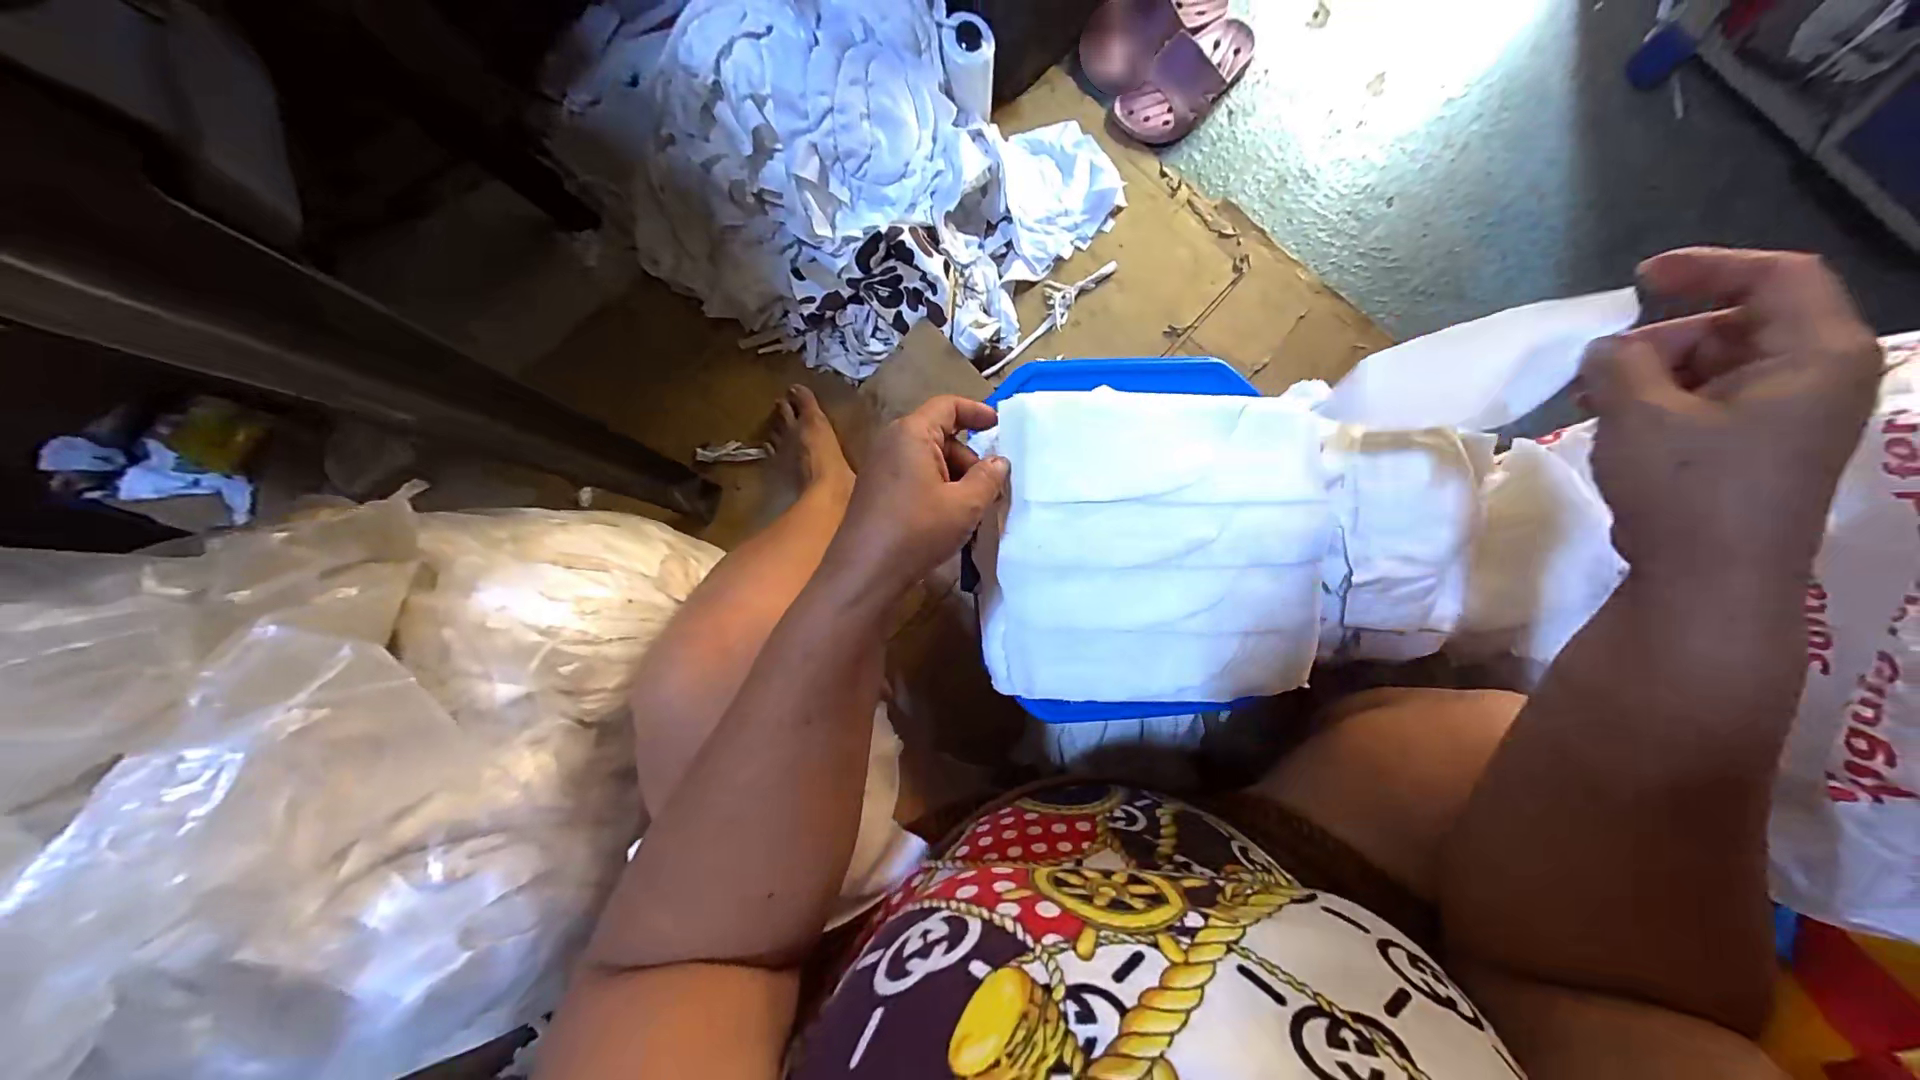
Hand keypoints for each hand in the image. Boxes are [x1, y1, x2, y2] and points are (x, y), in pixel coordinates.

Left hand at [824, 396, 1008, 591]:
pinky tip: (948, 520)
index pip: (947, 406)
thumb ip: (988, 478)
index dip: (977, 411)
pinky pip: (914, 478)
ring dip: (955, 479)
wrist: (864, 573)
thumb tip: (999, 461)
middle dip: (970, 459)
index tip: (999, 426)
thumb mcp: (964, 505)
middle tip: (990, 490)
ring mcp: (880, 467)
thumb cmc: (916, 531)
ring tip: (972, 511)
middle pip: (941, 436)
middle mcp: (892, 442)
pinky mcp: (876, 491)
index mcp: (911, 433)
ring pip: (929, 460)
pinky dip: (937, 490)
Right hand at [1581, 247, 1880, 582]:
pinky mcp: (1756, 448)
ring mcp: (1788, 416)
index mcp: (1815, 356)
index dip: (1706, 267)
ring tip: (1593, 399)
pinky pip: (1709, 402)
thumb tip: (1607, 346)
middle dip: (1659, 339)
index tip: (1639, 278)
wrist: (1712, 577)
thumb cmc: (1687, 487)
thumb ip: (1620, 363)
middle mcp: (1816, 378)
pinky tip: (1618, 424)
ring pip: (1715, 366)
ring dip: (1650, 373)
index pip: (1777, 277)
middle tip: (1596, 368)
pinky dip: (1660, 402)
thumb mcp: (1640, 414)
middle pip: (1737, 325)